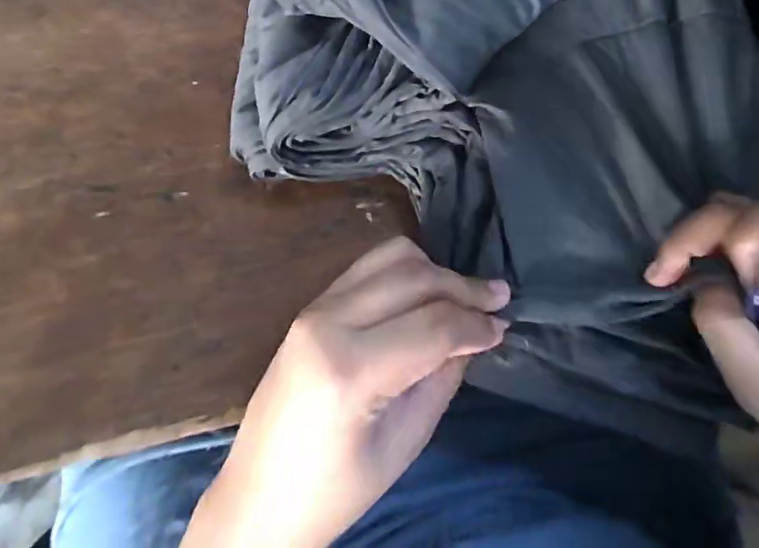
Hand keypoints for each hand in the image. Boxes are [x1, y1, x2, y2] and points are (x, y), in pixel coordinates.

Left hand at [184, 237, 508, 546]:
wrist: (254, 501)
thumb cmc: (334, 491)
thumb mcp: (403, 442)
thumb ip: (444, 376)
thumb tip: (478, 332)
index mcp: (349, 369)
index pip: (433, 324)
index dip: (476, 322)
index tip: (504, 326)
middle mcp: (328, 322)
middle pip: (415, 277)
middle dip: (463, 286)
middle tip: (498, 299)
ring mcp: (315, 308)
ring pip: (392, 257)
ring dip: (435, 271)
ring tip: (463, 296)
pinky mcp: (311, 306)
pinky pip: (369, 267)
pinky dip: (406, 271)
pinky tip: (426, 294)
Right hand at [646, 196, 758, 480]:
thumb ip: (723, 324)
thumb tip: (699, 279)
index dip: (728, 240)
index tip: (702, 284)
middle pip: (753, 210)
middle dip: (701, 232)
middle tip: (663, 272)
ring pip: (745, 213)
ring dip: (703, 235)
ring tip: (676, 271)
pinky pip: (746, 231)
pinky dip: (713, 244)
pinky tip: (698, 272)